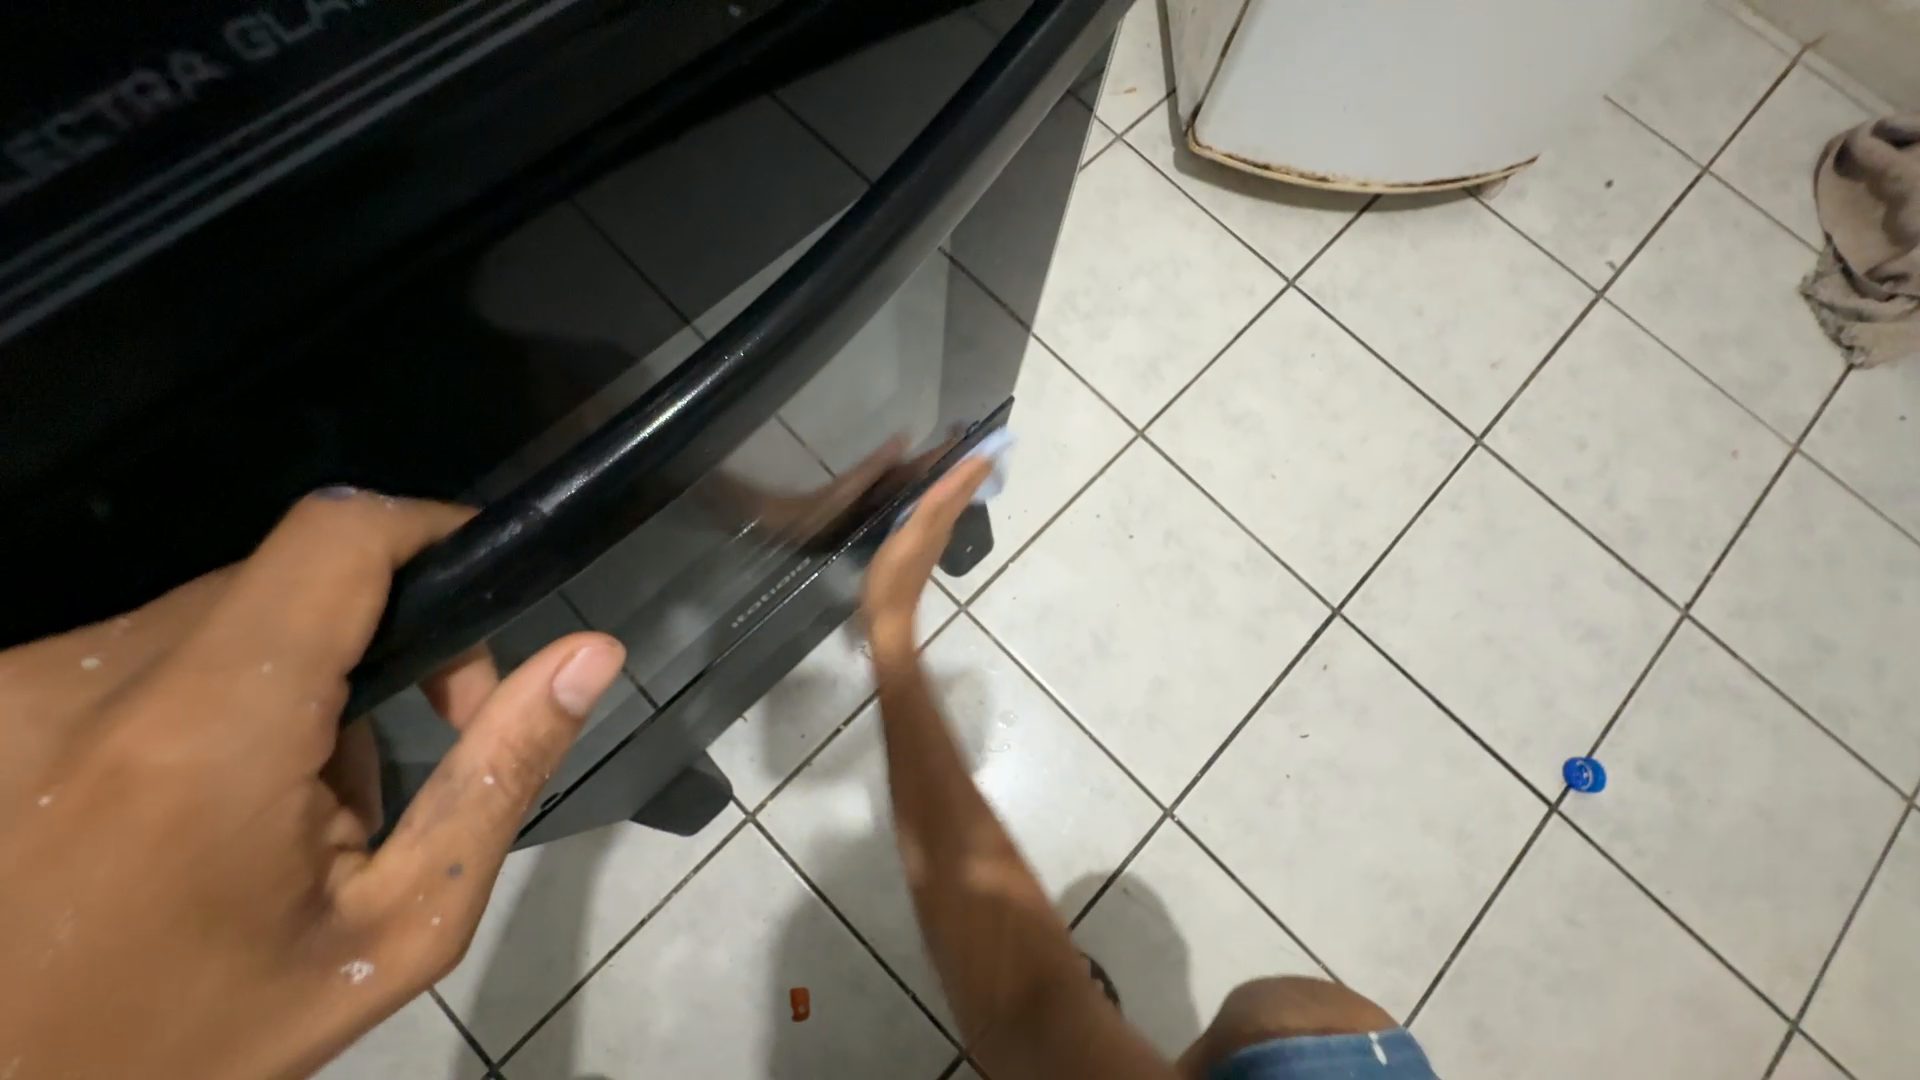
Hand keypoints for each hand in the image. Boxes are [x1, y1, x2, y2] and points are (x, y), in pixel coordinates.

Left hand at [0, 490, 626, 1079]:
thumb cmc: (207, 1032)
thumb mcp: (402, 924)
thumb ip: (502, 773)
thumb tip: (593, 653)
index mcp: (205, 733)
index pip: (338, 539)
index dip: (429, 531)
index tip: (479, 592)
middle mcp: (85, 682)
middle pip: (295, 581)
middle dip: (389, 634)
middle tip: (421, 734)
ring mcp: (10, 690)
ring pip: (229, 612)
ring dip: (304, 669)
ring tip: (304, 793)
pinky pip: (155, 646)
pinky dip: (223, 690)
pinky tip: (214, 792)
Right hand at [861, 454, 992, 651]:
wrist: (888, 615)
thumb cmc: (894, 578)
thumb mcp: (909, 539)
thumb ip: (931, 509)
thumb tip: (956, 480)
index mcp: (940, 520)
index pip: (961, 486)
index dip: (974, 465)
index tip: (990, 443)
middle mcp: (941, 525)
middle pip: (960, 492)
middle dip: (971, 469)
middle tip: (983, 445)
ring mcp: (931, 535)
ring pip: (951, 501)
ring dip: (959, 480)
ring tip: (965, 460)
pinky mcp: (918, 544)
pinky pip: (936, 511)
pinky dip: (941, 496)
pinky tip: (935, 493)